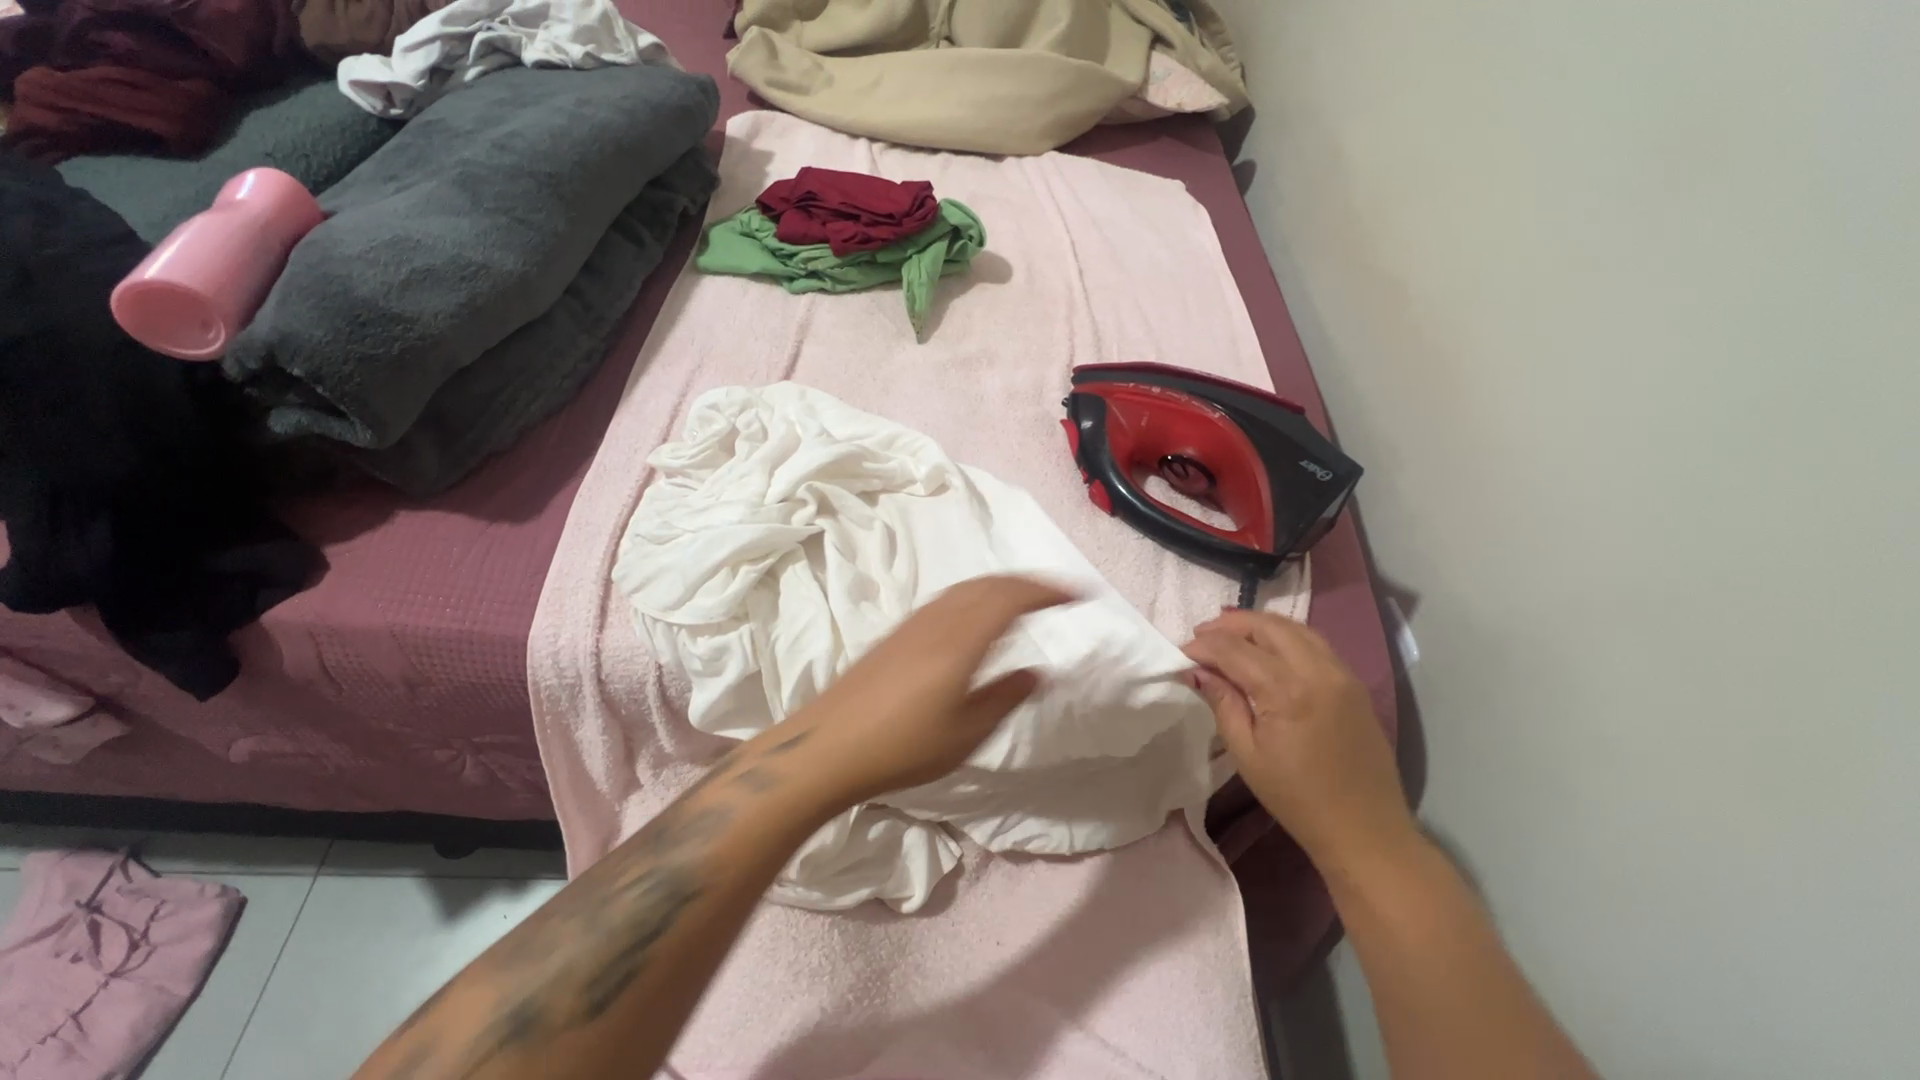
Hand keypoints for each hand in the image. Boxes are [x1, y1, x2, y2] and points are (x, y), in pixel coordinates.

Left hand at [774, 575, 1076, 808]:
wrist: (827, 748)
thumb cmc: (903, 748)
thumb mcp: (967, 735)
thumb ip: (1006, 698)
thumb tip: (1037, 671)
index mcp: (961, 641)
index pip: (1012, 599)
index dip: (1049, 591)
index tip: (1079, 595)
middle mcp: (937, 621)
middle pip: (989, 585)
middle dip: (1028, 582)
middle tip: (1058, 594)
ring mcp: (912, 625)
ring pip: (964, 588)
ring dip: (999, 585)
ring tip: (1023, 599)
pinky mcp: (895, 635)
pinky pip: (946, 599)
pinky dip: (975, 595)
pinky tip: (975, 617)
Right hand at [1183, 609, 1415, 867]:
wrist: (1364, 828)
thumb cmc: (1297, 798)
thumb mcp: (1247, 754)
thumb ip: (1222, 703)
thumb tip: (1196, 670)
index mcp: (1288, 692)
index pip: (1236, 650)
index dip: (1204, 645)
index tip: (1181, 652)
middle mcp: (1318, 671)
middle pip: (1268, 626)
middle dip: (1231, 625)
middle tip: (1202, 634)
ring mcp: (1342, 673)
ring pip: (1296, 628)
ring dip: (1259, 626)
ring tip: (1230, 636)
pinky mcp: (1354, 682)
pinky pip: (1315, 643)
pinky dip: (1286, 637)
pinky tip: (1267, 650)